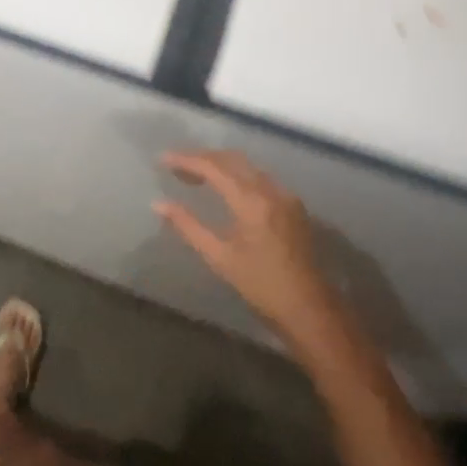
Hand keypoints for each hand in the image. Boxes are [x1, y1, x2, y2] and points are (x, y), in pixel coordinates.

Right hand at [154, 150, 339, 341]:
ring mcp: (285, 197)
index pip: (213, 167)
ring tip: (194, 175)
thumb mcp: (218, 256)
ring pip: (247, 167)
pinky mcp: (292, 206)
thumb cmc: (260, 284)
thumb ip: (187, 225)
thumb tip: (158, 204)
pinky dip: (237, 175)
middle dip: (202, 158)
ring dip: (220, 165)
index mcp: (251, 201)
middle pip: (232, 160)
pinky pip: (260, 178)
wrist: (308, 307)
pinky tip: (225, 189)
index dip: (186, 160)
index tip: (162, 159)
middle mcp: (271, 190)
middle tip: (175, 165)